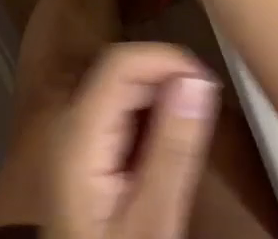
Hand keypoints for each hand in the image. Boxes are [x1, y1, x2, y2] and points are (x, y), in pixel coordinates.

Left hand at [49, 44, 221, 238]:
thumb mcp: (152, 219)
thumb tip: (197, 79)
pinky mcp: (86, 158)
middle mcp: (70, 128)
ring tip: (196, 124)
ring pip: (121, 91)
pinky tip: (171, 144)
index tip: (207, 84)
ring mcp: (75, 142)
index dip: (166, 59)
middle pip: (119, 72)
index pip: (120, 62)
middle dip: (166, 76)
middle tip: (208, 107)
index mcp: (78, 135)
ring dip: (161, 97)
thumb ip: (173, 147)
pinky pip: (120, 117)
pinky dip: (151, 118)